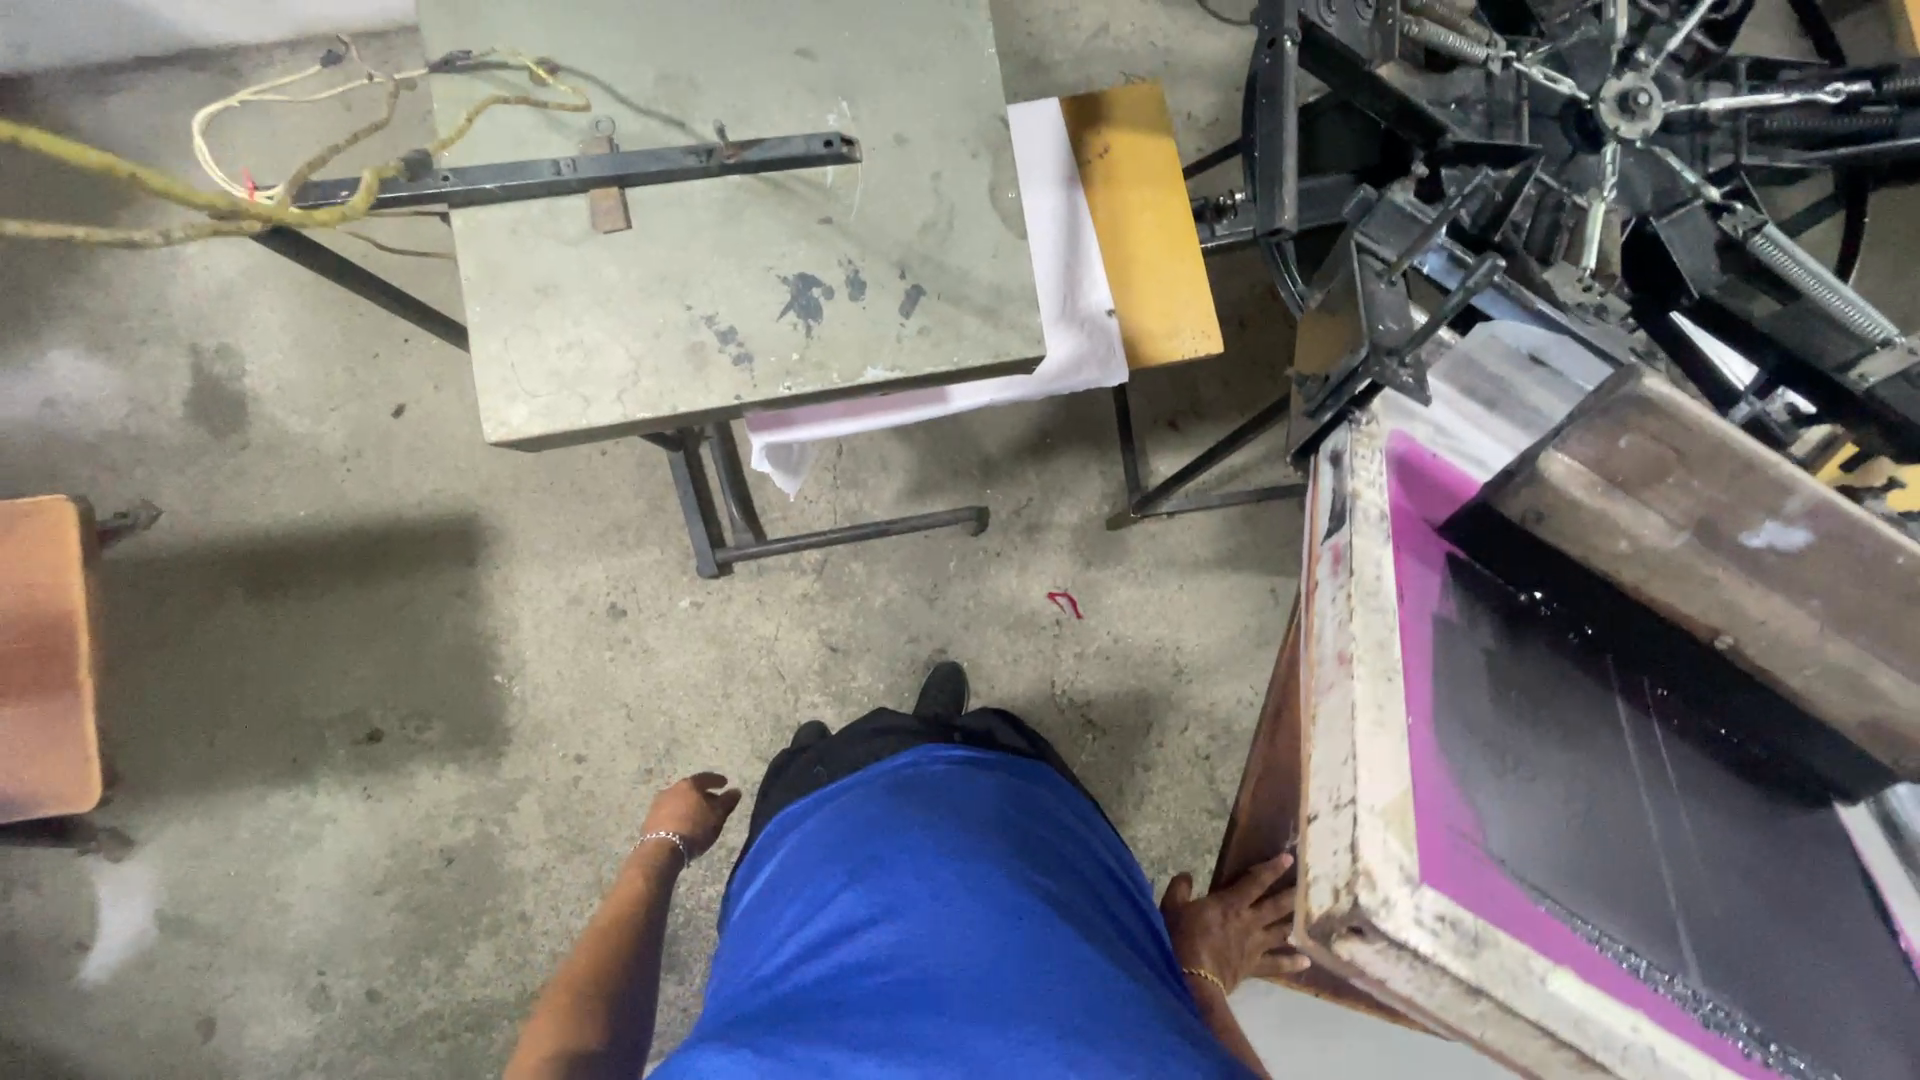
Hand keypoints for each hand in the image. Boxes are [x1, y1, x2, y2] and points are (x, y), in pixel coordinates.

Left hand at [638, 772, 741, 861]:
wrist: (661, 850)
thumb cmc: (695, 828)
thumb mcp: (718, 815)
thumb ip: (728, 801)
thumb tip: (735, 791)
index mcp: (689, 784)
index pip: (706, 777)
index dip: (717, 780)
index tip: (725, 783)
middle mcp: (672, 789)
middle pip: (691, 789)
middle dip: (702, 794)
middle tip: (712, 802)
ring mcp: (658, 804)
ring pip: (678, 800)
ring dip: (688, 806)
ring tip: (697, 816)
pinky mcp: (649, 819)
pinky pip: (669, 813)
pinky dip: (678, 815)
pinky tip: (683, 825)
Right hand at [1160, 852, 1308, 995]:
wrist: (1192, 979)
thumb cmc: (1181, 938)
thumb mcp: (1172, 906)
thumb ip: (1180, 888)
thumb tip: (1186, 876)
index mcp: (1230, 904)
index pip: (1256, 882)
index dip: (1272, 869)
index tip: (1288, 859)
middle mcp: (1248, 922)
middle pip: (1276, 907)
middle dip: (1291, 895)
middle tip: (1307, 887)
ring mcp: (1254, 946)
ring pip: (1280, 932)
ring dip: (1296, 924)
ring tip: (1311, 918)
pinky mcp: (1254, 967)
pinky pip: (1276, 964)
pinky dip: (1291, 963)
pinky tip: (1306, 961)